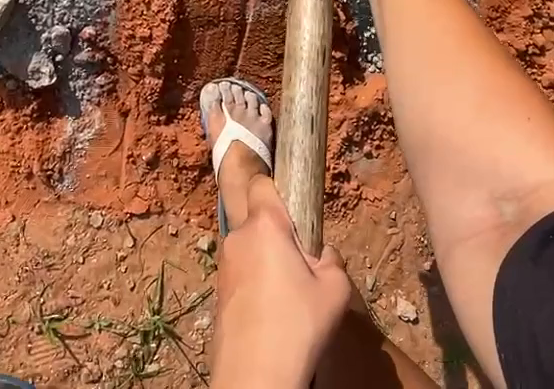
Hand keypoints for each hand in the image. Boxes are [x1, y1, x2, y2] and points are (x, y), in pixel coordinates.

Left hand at [211, 175, 353, 388]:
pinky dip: (255, 284)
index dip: (278, 189)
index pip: (262, 183)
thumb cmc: (298, 326)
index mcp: (265, 225)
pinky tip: (272, 312)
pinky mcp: (217, 292)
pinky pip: (241, 274)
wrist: (255, 377)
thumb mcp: (335, 289)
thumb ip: (332, 260)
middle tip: (301, 264)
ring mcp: (224, 265)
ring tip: (289, 296)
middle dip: (278, 234)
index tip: (296, 210)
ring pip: (250, 248)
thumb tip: (322, 256)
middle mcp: (238, 237)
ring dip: (266, 261)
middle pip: (258, 220)